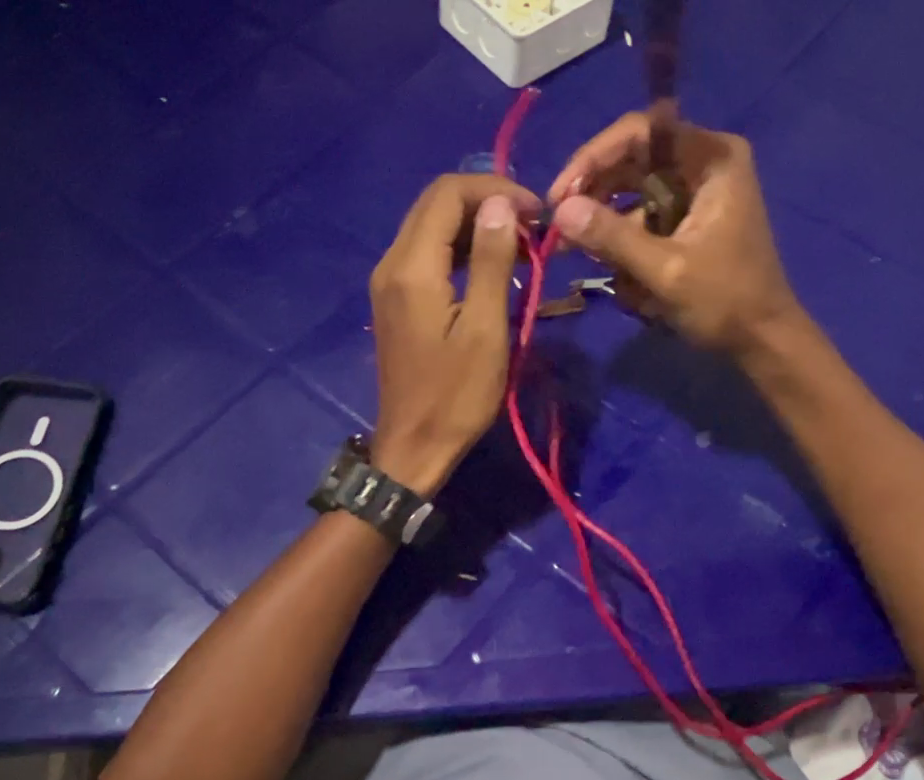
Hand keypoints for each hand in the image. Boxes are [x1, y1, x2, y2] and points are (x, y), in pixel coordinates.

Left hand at [368, 174, 540, 495]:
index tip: (536, 213)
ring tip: (519, 245)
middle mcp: (391, 264)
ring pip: (429, 227)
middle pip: (434, 204)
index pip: (447, 194)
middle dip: (485, 201)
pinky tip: (489, 266)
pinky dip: (458, 249)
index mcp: (412, 268)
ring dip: (473, 225)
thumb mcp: (484, 329)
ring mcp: (388, 283)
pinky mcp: (393, 302)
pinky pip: (424, 255)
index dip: (495, 189)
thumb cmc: (456, 396)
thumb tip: (500, 205)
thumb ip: (490, 261)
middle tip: (531, 225)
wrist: (414, 446)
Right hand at [548, 114, 808, 355]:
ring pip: (632, 191)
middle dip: (595, 194)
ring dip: (606, 223)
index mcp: (711, 158)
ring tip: (577, 254)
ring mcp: (696, 192)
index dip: (593, 158)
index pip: (640, 132)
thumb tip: (560, 211)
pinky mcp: (688, 220)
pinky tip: (615, 270)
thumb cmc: (724, 301)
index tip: (560, 195)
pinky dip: (624, 240)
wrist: (762, 340)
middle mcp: (704, 163)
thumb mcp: (665, 270)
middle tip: (559, 228)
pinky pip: (643, 216)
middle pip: (632, 159)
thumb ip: (613, 237)